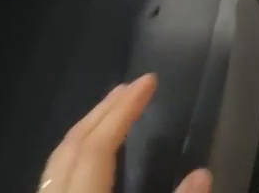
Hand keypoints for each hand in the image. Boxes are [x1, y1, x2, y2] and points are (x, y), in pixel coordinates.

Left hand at [40, 74, 210, 192]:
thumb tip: (204, 173)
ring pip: (57, 160)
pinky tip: (92, 154)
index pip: (98, 146)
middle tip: (133, 86)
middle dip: (104, 111)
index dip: (124, 110)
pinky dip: (76, 153)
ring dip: (87, 128)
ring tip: (114, 108)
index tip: (150, 81)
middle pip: (72, 147)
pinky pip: (55, 176)